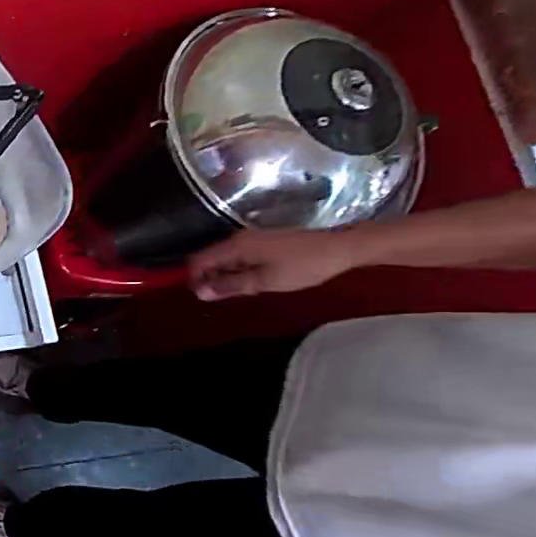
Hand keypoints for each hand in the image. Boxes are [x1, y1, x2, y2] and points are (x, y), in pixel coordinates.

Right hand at [188, 228, 363, 300]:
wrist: (343, 247)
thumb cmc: (303, 266)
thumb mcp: (264, 282)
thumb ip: (230, 286)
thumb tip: (200, 292)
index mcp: (235, 246)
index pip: (198, 260)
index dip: (192, 278)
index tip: (200, 295)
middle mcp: (238, 239)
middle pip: (209, 258)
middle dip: (208, 278)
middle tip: (221, 298)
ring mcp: (251, 238)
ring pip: (224, 258)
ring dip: (224, 275)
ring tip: (240, 291)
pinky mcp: (263, 241)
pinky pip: (238, 256)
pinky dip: (237, 269)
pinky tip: (252, 281)